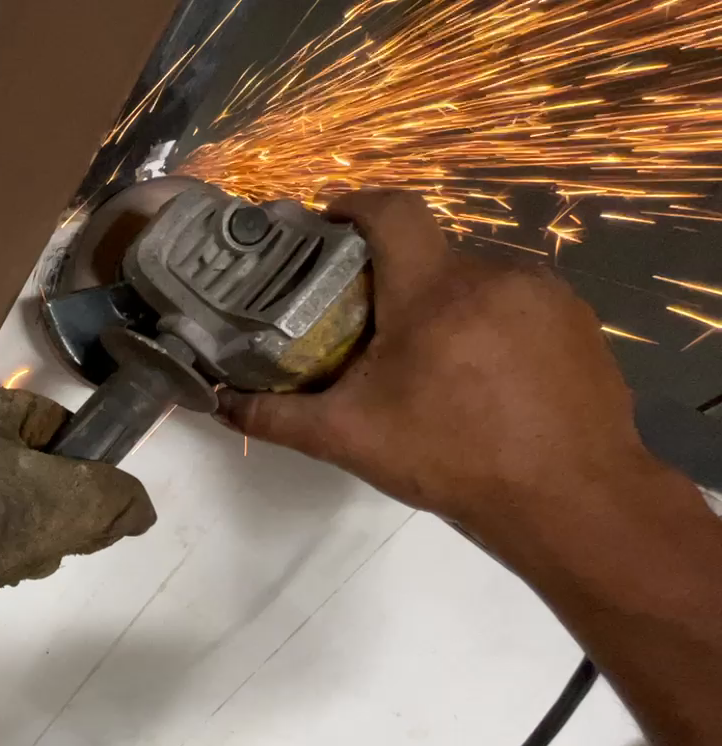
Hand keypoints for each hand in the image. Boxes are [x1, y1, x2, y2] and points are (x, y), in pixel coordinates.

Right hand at [217, 190, 669, 536]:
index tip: (319, 226)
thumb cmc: (445, 457)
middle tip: (341, 319)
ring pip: (464, 277)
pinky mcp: (573, 319)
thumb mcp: (340, 437)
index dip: (351, 207)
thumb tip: (216, 402)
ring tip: (395, 350)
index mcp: (434, 293)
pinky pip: (505, 299)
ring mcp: (544, 295)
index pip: (393, 214)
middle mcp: (495, 276)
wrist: (567, 495)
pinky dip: (468, 318)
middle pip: (423, 251)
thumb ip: (270, 414)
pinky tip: (454, 369)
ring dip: (425, 300)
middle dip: (378, 275)